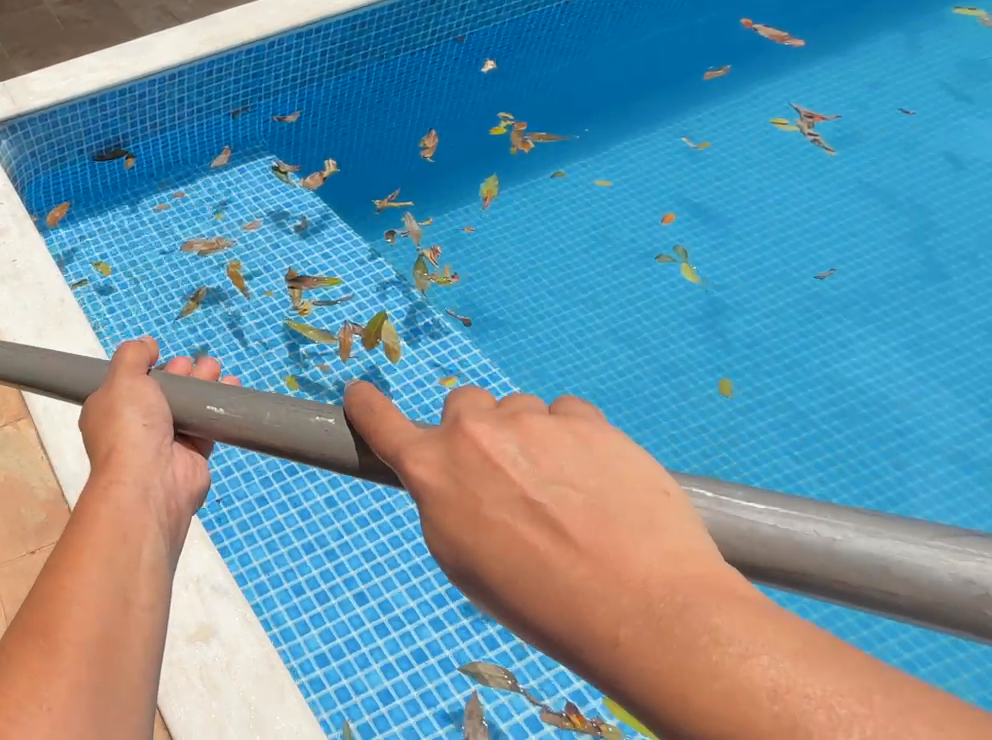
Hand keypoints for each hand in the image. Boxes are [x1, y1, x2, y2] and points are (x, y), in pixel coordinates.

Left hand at [78, 337, 238, 550]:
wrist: (149, 481)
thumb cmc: (128, 425)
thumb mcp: (122, 378)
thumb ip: (133, 355)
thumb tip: (147, 343)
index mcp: (108, 409)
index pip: (127, 383)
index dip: (145, 366)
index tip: (160, 354)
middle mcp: (133, 426)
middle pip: (160, 392)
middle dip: (178, 373)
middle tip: (196, 360)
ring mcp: (163, 442)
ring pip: (185, 407)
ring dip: (200, 385)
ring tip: (214, 368)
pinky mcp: (191, 456)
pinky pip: (206, 425)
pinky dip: (218, 407)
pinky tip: (230, 388)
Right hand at [343, 382, 755, 668]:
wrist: (644, 611)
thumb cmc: (538, 599)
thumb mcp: (459, 557)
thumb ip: (440, 500)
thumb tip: (447, 478)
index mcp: (430, 469)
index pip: (376, 418)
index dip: (366, 404)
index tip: (362, 395)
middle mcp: (472, 434)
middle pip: (464, 405)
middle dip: (479, 432)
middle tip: (509, 476)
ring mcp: (530, 422)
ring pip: (520, 410)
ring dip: (532, 437)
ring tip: (567, 489)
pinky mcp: (587, 422)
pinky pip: (569, 414)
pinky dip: (577, 438)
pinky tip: (598, 480)